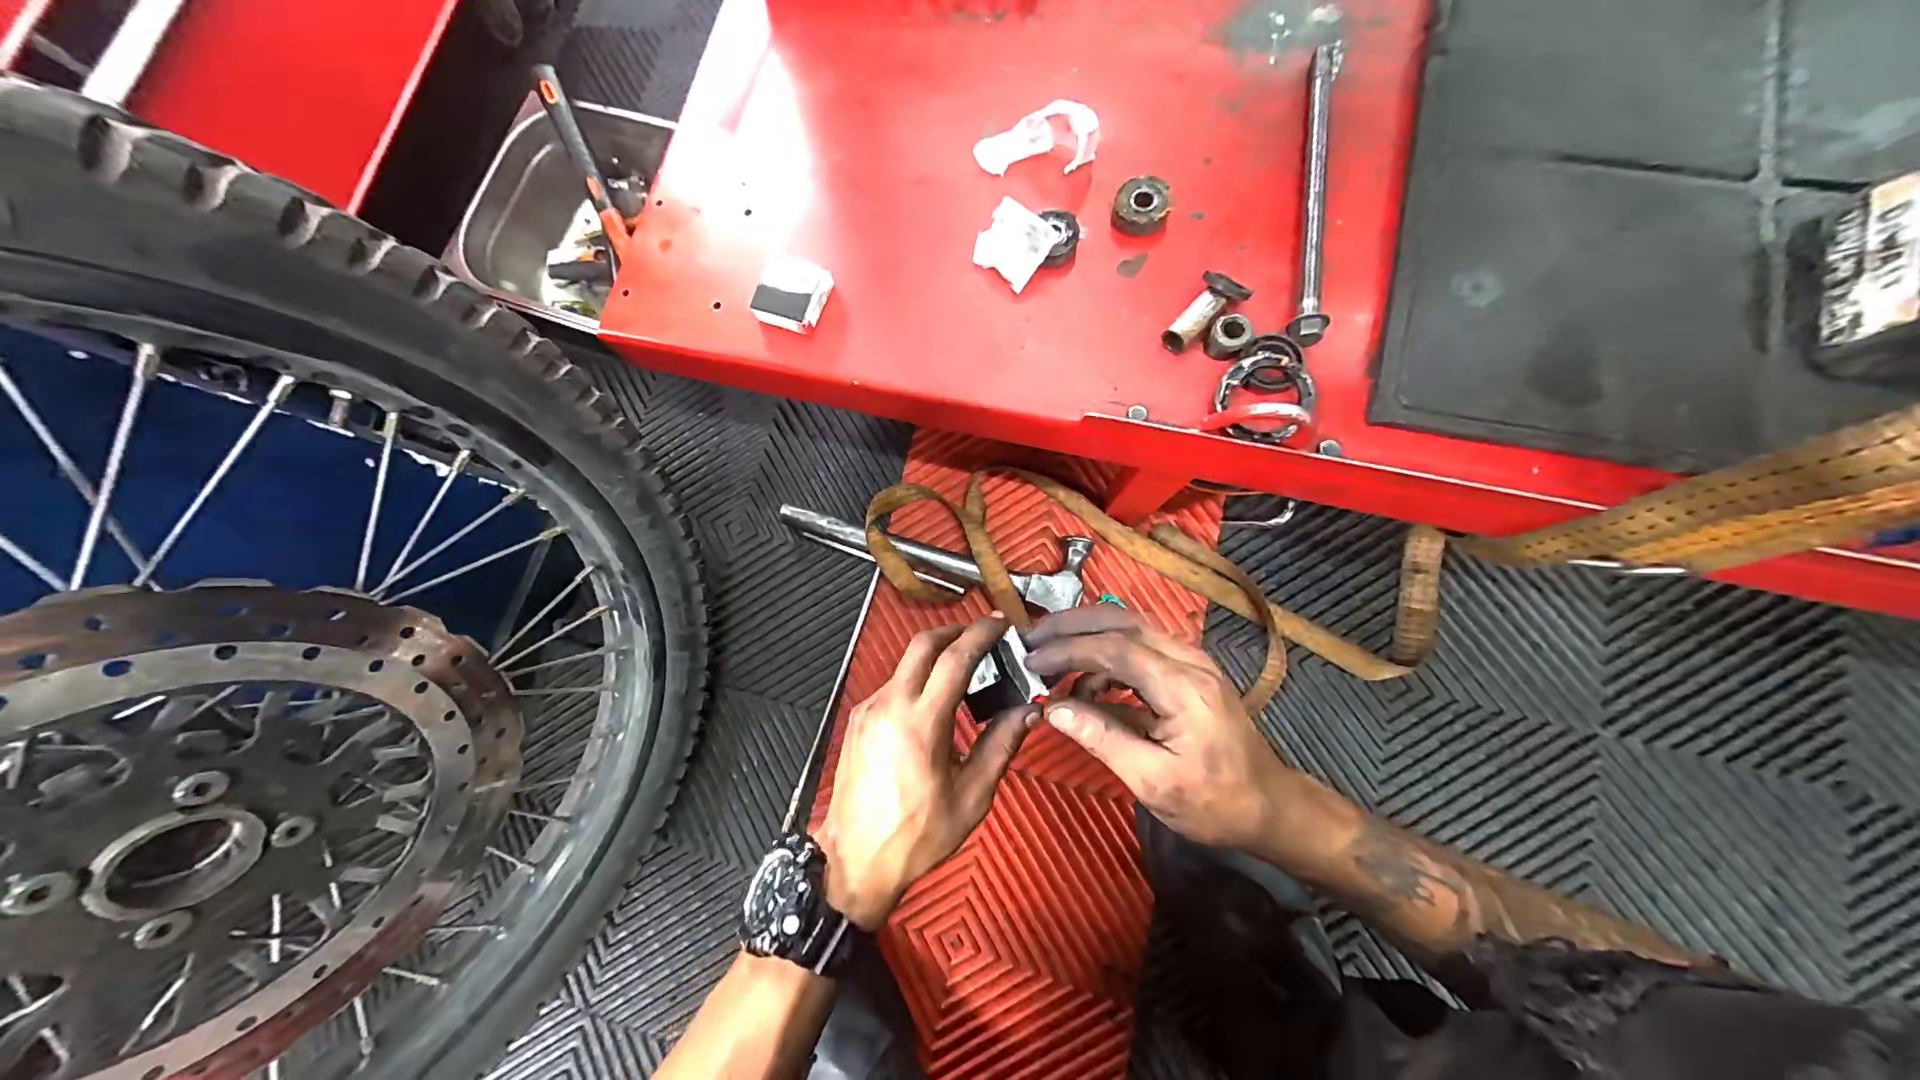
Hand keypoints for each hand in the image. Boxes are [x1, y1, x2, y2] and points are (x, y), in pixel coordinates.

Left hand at [818, 615, 1038, 929]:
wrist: (855, 861)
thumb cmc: (912, 837)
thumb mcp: (971, 795)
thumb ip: (1001, 745)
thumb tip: (1026, 713)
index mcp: (921, 724)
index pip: (954, 658)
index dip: (981, 633)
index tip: (999, 624)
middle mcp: (890, 708)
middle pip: (924, 643)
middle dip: (956, 630)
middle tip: (983, 634)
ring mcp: (870, 711)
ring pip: (906, 663)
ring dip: (936, 655)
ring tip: (965, 669)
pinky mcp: (860, 721)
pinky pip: (894, 685)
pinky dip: (919, 679)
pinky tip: (936, 700)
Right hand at [1023, 606, 1301, 850]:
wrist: (1271, 807)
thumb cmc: (1214, 803)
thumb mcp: (1154, 782)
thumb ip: (1103, 739)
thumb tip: (1053, 710)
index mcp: (1184, 687)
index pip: (1115, 649)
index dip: (1068, 650)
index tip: (1031, 661)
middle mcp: (1189, 661)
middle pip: (1122, 622)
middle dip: (1072, 625)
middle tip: (1032, 637)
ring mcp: (1191, 662)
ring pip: (1131, 627)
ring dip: (1087, 634)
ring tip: (1050, 656)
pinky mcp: (1188, 671)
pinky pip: (1140, 647)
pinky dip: (1105, 654)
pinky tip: (1085, 682)